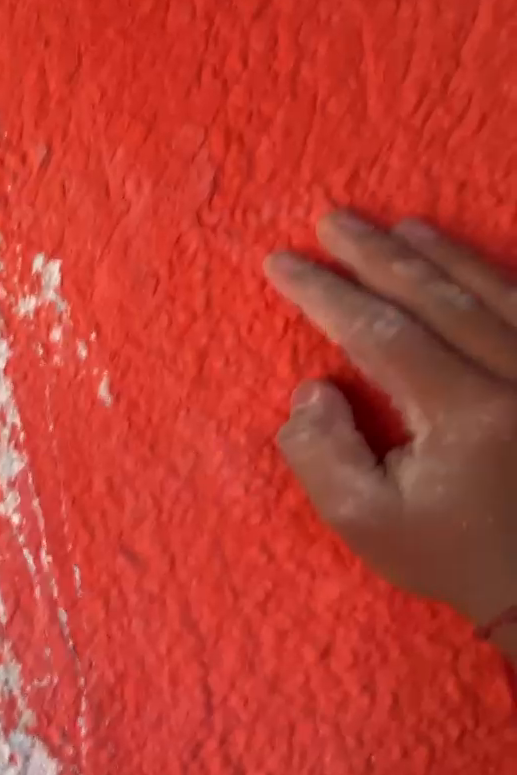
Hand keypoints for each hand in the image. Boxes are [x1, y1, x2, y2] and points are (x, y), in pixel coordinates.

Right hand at [265, 211, 516, 632]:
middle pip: (442, 299)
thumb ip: (320, 450)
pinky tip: (477, 259)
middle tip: (331, 220)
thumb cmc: (451, 554)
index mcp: (469, 414)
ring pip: (502, 296)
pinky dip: (505, 278)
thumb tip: (315, 388)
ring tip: (396, 227)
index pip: (381, 331)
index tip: (280, 263)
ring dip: (441, 257)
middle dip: (377, 257)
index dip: (325, 292)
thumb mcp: (359, 516)